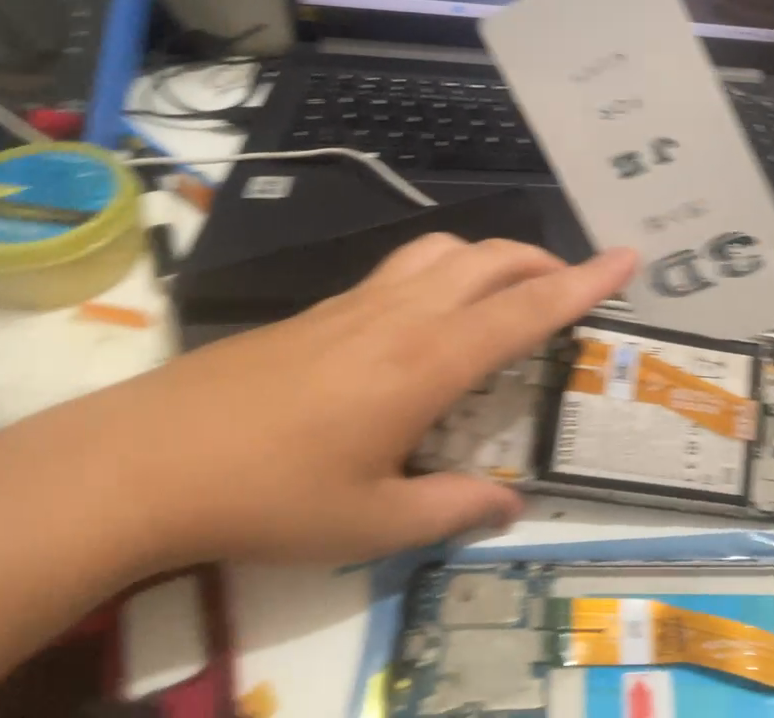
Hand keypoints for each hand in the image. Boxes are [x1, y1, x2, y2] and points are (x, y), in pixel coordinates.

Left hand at [89, 235, 637, 566]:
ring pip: (445, 250)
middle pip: (491, 259)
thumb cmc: (269, 496)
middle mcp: (402, 316)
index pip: (526, 310)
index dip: (584, 284)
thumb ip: (452, 509)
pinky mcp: (322, 309)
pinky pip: (404, 268)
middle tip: (573, 288)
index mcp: (428, 361)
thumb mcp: (371, 523)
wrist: (147, 459)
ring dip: (492, 258)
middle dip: (544, 263)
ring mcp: (357, 304)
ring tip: (508, 293)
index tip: (626, 259)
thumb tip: (511, 506)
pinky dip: (444, 270)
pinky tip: (431, 317)